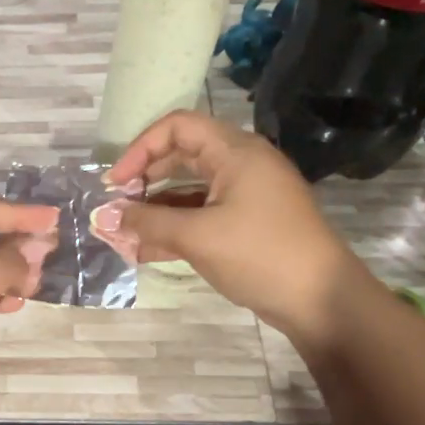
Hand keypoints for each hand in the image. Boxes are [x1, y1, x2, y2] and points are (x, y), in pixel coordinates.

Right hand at [90, 112, 376, 343]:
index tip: (115, 183)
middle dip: (144, 181)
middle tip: (117, 208)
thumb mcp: (197, 237)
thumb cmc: (259, 254)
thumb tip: (105, 217)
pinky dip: (173, 229)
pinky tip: (145, 251)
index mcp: (235, 152)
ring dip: (154, 210)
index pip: (178, 127)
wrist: (319, 297)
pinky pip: (201, 216)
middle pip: (181, 156)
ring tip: (124, 236)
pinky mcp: (246, 224)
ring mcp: (245, 195)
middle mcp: (241, 164)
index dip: (140, 148)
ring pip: (188, 191)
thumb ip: (147, 223)